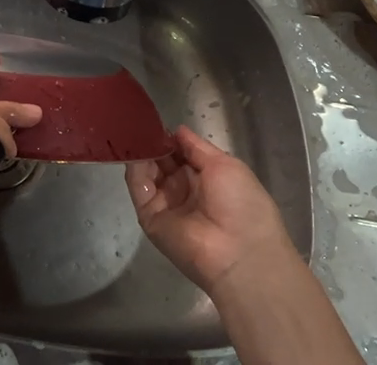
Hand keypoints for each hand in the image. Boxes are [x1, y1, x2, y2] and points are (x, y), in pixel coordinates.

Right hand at [125, 126, 296, 297]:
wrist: (240, 253)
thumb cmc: (242, 204)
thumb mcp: (226, 166)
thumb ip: (196, 147)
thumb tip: (175, 130)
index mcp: (208, 180)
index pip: (181, 154)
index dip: (171, 139)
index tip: (156, 122)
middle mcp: (185, 192)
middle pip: (162, 162)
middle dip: (153, 144)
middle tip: (140, 124)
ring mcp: (166, 205)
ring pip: (147, 172)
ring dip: (142, 153)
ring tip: (135, 134)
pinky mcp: (150, 217)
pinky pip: (139, 189)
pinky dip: (135, 170)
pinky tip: (136, 153)